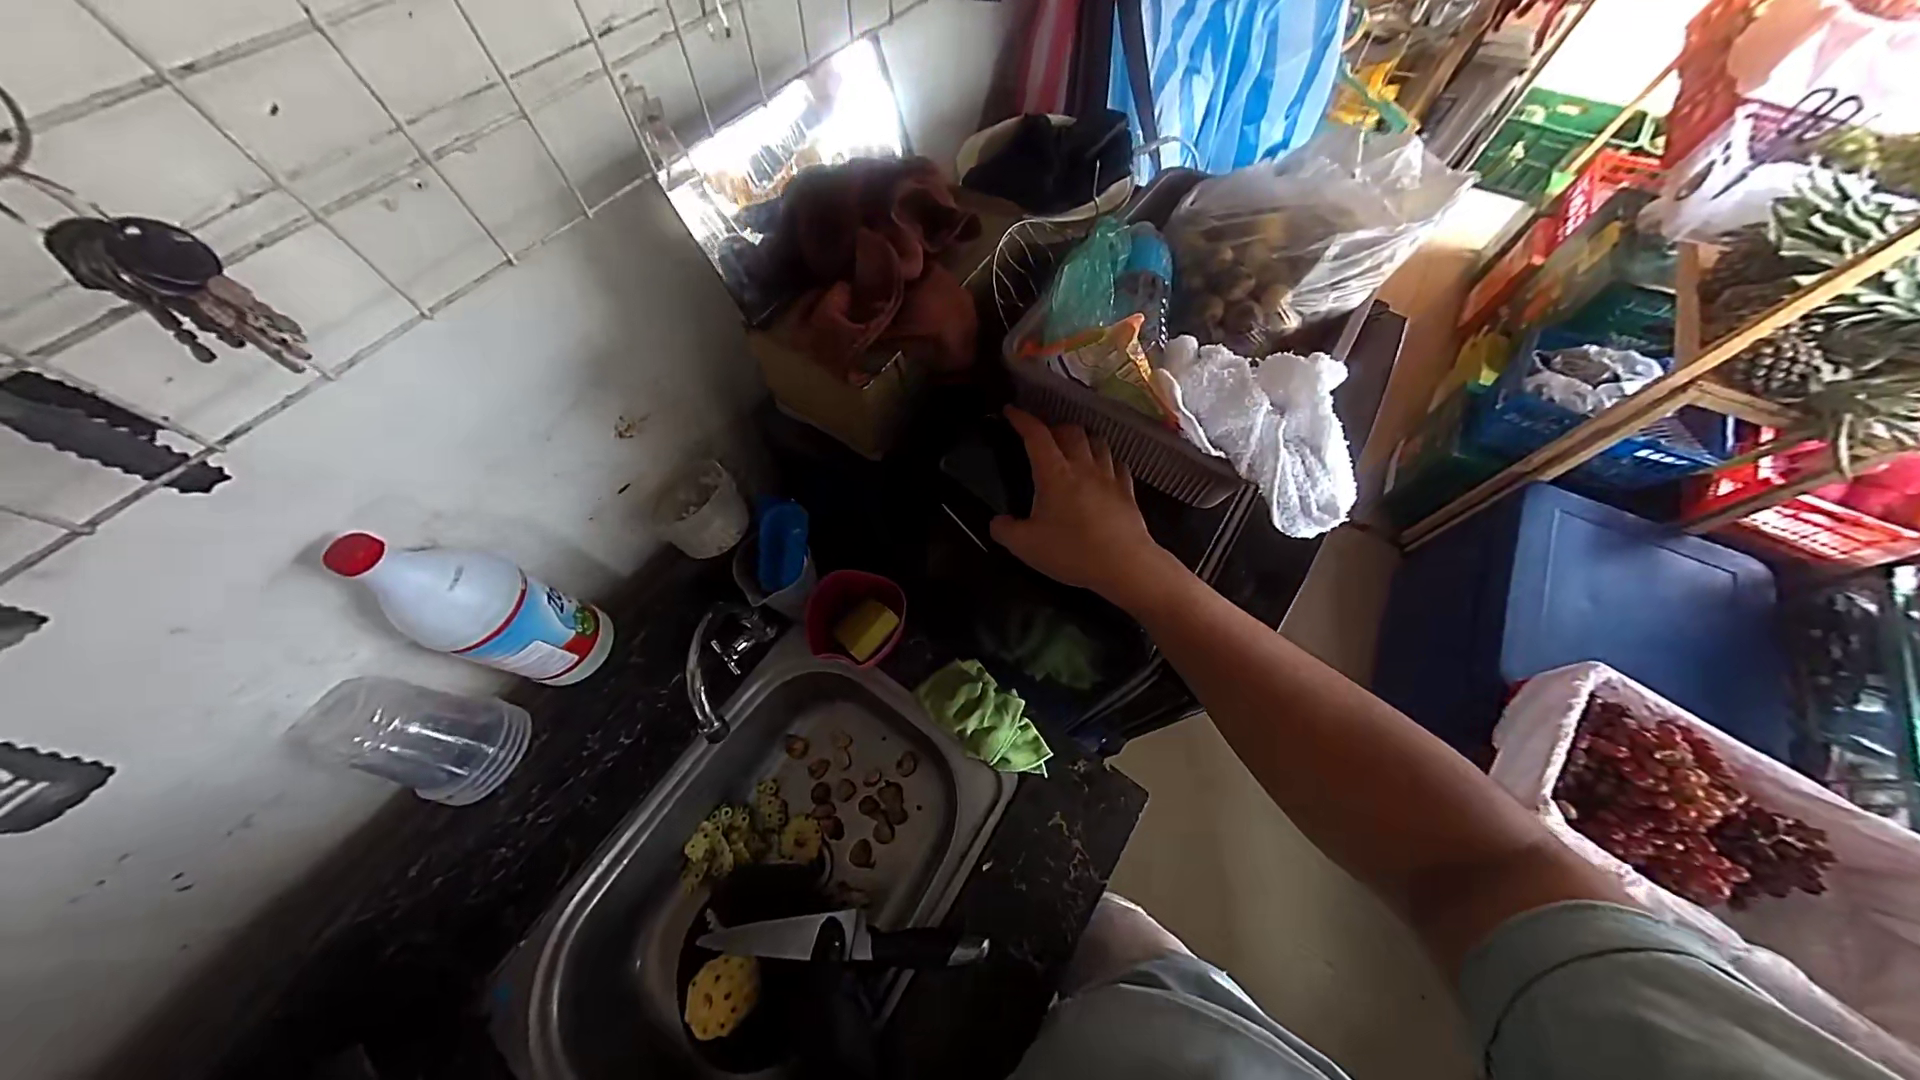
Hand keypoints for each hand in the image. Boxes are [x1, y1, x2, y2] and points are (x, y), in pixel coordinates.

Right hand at [990, 407, 1178, 606]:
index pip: (1036, 434)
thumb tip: (997, 522)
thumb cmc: (1072, 552)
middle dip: (1053, 427)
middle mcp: (1083, 466)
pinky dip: (1105, 459)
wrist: (1124, 565)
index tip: (1011, 412)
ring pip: (1096, 441)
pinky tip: (1102, 469)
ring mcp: (1109, 476)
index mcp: (1054, 473)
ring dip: (1081, 438)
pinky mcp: (1128, 490)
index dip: (1022, 419)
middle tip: (1043, 438)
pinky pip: (1116, 463)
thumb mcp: (1025, 546)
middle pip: (1070, 430)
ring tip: (1072, 448)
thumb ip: (1005, 530)